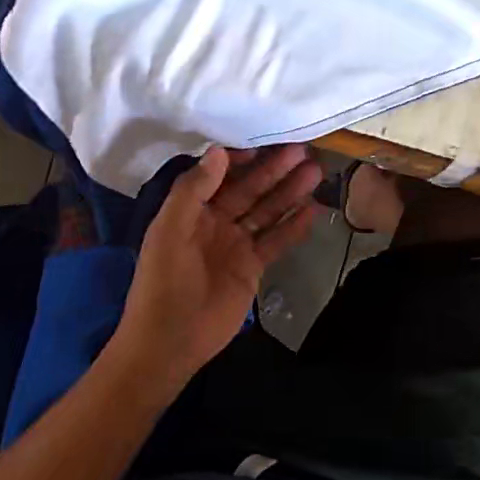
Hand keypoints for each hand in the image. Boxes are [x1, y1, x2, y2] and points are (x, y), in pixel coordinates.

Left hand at [111, 145, 322, 383]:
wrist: (171, 338)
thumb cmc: (163, 281)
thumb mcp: (169, 230)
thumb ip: (192, 190)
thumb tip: (218, 152)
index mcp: (190, 210)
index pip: (218, 175)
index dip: (240, 159)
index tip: (265, 142)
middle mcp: (214, 222)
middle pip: (248, 190)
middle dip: (273, 170)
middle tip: (303, 150)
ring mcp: (235, 245)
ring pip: (266, 212)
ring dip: (289, 193)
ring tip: (316, 172)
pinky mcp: (252, 268)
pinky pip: (276, 241)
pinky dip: (293, 226)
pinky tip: (313, 209)